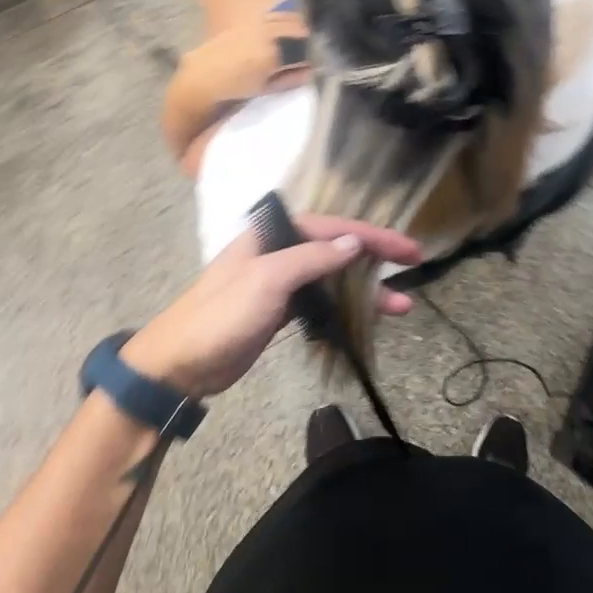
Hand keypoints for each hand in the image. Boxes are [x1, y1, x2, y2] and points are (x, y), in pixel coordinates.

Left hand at [121, 216, 421, 398]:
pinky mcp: (281, 312)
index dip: (373, 236)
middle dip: (377, 259)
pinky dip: (346, 308)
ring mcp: (281, 283)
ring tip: (403, 306)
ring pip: (334, 278)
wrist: (178, 364)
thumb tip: (354, 243)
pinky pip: (323, 302)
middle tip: (414, 266)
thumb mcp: (267, 280)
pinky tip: (368, 318)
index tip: (408, 248)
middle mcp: (279, 253)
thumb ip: (312, 259)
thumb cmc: (221, 315)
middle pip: (338, 249)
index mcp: (273, 235)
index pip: (333, 228)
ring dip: (366, 290)